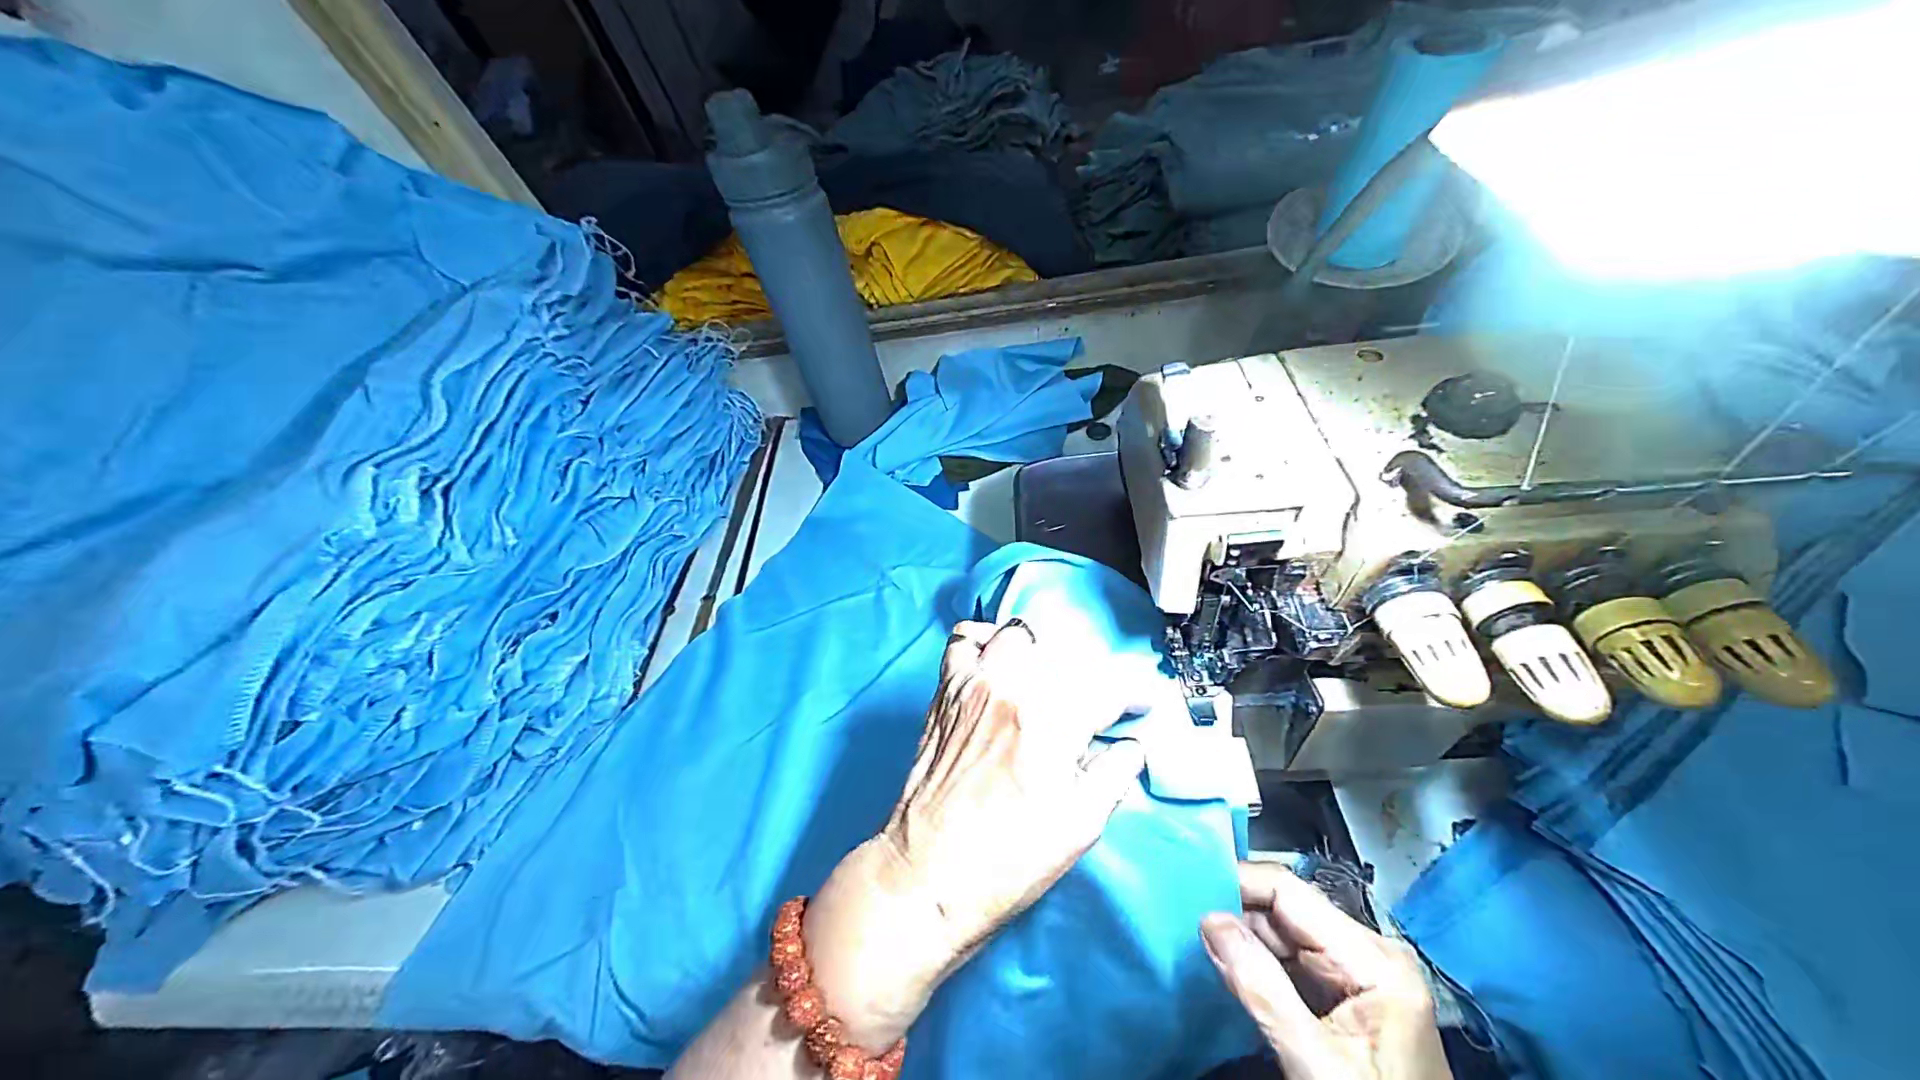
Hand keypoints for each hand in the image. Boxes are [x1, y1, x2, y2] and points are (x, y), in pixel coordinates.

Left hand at [803, 618, 1147, 1049]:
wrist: (928, 873)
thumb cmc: (1006, 860)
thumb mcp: (1080, 825)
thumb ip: (1114, 774)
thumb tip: (1130, 746)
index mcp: (1049, 721)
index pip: (1106, 688)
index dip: (1132, 695)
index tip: (1139, 704)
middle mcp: (1009, 689)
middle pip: (1060, 650)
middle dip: (1084, 673)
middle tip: (1086, 704)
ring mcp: (971, 686)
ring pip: (1013, 635)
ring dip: (1037, 651)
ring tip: (1042, 681)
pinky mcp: (943, 694)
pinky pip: (961, 642)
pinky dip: (982, 642)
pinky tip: (993, 662)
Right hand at [1202, 862, 1452, 1079]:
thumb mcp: (1318, 1062)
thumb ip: (1262, 990)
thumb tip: (1209, 920)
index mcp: (1373, 960)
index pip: (1290, 892)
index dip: (1237, 883)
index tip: (1186, 888)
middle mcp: (1367, 955)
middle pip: (1284, 911)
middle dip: (1233, 911)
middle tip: (1179, 914)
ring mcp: (1356, 977)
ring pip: (1281, 937)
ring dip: (1239, 937)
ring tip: (1192, 935)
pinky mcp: (1343, 1000)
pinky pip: (1289, 965)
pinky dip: (1254, 963)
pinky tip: (1222, 963)